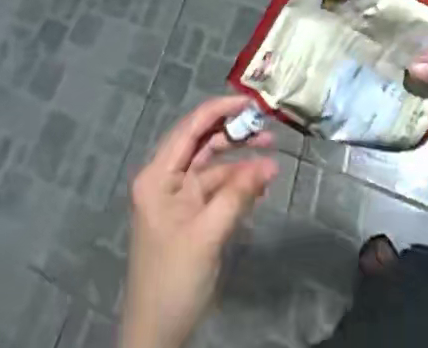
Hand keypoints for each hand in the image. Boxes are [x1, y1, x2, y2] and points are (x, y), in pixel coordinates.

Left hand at [121, 96, 279, 347]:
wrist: (156, 334)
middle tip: (269, 130)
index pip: (189, 129)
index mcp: (157, 176)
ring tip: (272, 158)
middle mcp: (164, 179)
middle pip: (202, 144)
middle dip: (234, 135)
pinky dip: (236, 185)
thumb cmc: (174, 279)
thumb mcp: (208, 234)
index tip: (251, 102)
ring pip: (212, 167)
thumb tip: (270, 164)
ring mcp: (177, 199)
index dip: (219, 110)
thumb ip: (238, 194)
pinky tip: (260, 184)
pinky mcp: (189, 217)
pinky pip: (215, 190)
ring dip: (240, 162)